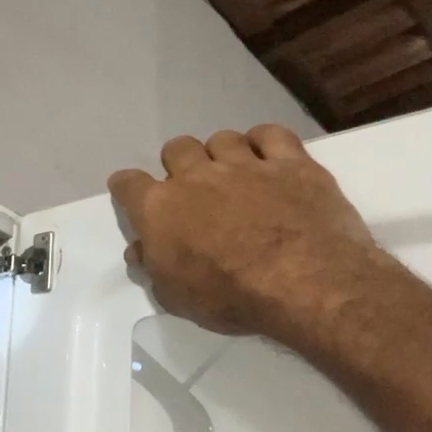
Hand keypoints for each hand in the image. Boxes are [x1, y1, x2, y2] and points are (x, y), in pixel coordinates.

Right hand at [108, 125, 387, 338]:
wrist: (305, 286)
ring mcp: (246, 166)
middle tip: (192, 188)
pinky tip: (268, 158)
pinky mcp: (294, 165)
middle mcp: (196, 177)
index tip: (131, 195)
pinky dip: (265, 142)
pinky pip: (273, 135)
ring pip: (222, 139)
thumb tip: (141, 250)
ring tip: (233, 175)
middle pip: (177, 148)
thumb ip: (153, 267)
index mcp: (159, 208)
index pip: (128, 183)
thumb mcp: (174, 295)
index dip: (126, 187)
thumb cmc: (229, 297)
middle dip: (179, 165)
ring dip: (221, 154)